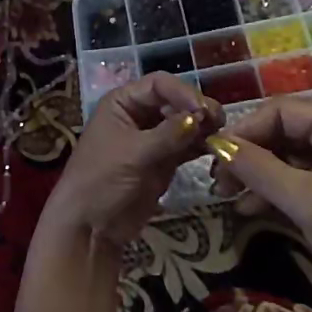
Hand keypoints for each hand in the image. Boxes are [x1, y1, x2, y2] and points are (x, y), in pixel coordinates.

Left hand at [42, 72, 221, 249]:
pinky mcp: (163, 161)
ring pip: (184, 124)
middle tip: (219, 124)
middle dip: (196, 110)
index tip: (203, 111)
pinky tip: (214, 150)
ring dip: (203, 128)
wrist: (90, 226)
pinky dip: (201, 146)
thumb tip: (200, 117)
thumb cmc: (101, 180)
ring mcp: (151, 139)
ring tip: (220, 138)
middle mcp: (137, 115)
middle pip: (175, 101)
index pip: (158, 84)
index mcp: (121, 103)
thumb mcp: (133, 154)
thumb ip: (167, 134)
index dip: (183, 92)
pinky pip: (186, 146)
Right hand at [206, 96, 311, 311]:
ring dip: (258, 174)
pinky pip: (302, 178)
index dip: (244, 129)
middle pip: (284, 131)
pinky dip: (276, 190)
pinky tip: (250, 208)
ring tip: (228, 196)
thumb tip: (217, 145)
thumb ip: (257, 168)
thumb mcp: (304, 200)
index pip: (282, 111)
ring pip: (290, 156)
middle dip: (250, 154)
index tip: (214, 155)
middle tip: (219, 180)